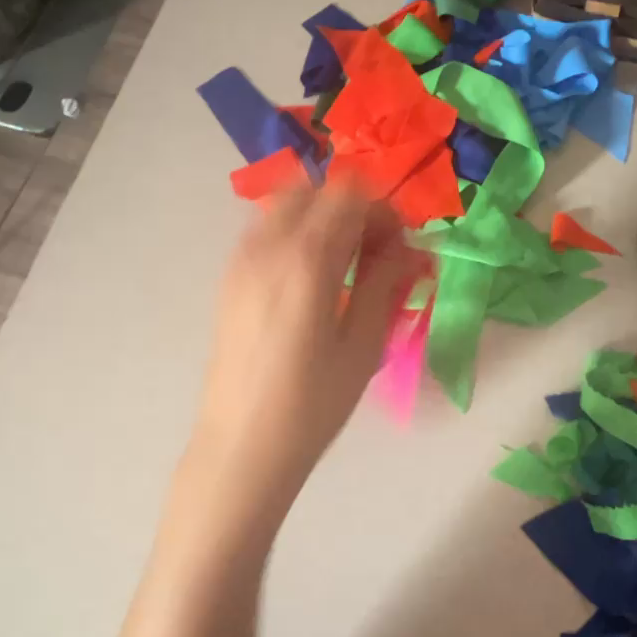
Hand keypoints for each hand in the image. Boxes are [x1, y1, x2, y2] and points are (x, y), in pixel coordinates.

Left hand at [190, 182, 426, 488]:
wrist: (243, 446)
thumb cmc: (313, 403)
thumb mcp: (363, 344)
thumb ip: (385, 283)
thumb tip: (406, 248)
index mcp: (306, 258)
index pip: (349, 196)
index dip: (383, 212)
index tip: (402, 247)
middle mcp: (268, 246)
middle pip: (315, 191)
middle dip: (352, 210)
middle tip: (376, 253)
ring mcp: (241, 260)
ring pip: (286, 207)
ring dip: (323, 220)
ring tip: (347, 268)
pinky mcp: (230, 280)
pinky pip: (267, 232)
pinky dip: (297, 236)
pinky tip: (314, 283)